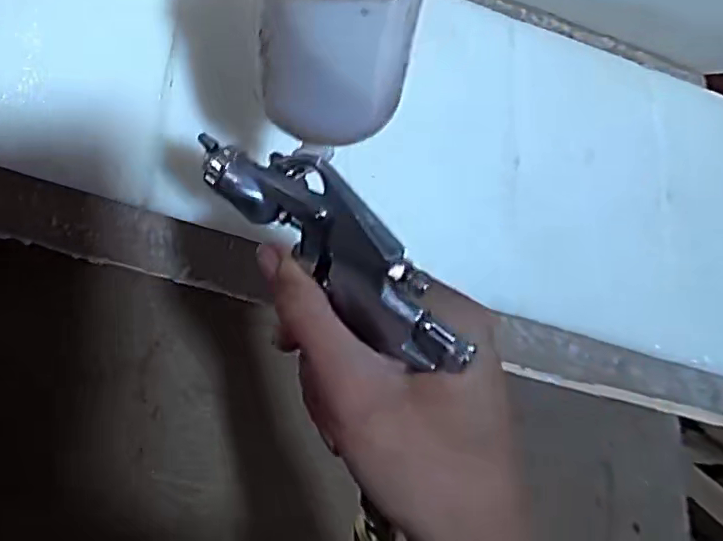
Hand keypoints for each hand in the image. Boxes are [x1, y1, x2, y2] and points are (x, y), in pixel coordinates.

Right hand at [259, 245, 529, 540]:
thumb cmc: (423, 471)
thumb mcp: (351, 387)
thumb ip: (306, 313)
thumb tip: (271, 252)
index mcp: (449, 310)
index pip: (358, 269)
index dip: (314, 295)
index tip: (291, 335)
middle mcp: (452, 321)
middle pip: (354, 302)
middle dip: (324, 350)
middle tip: (321, 389)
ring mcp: (445, 351)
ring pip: (356, 332)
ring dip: (332, 373)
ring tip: (339, 417)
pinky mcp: (434, 377)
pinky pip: (372, 356)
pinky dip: (349, 385)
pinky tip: (350, 419)